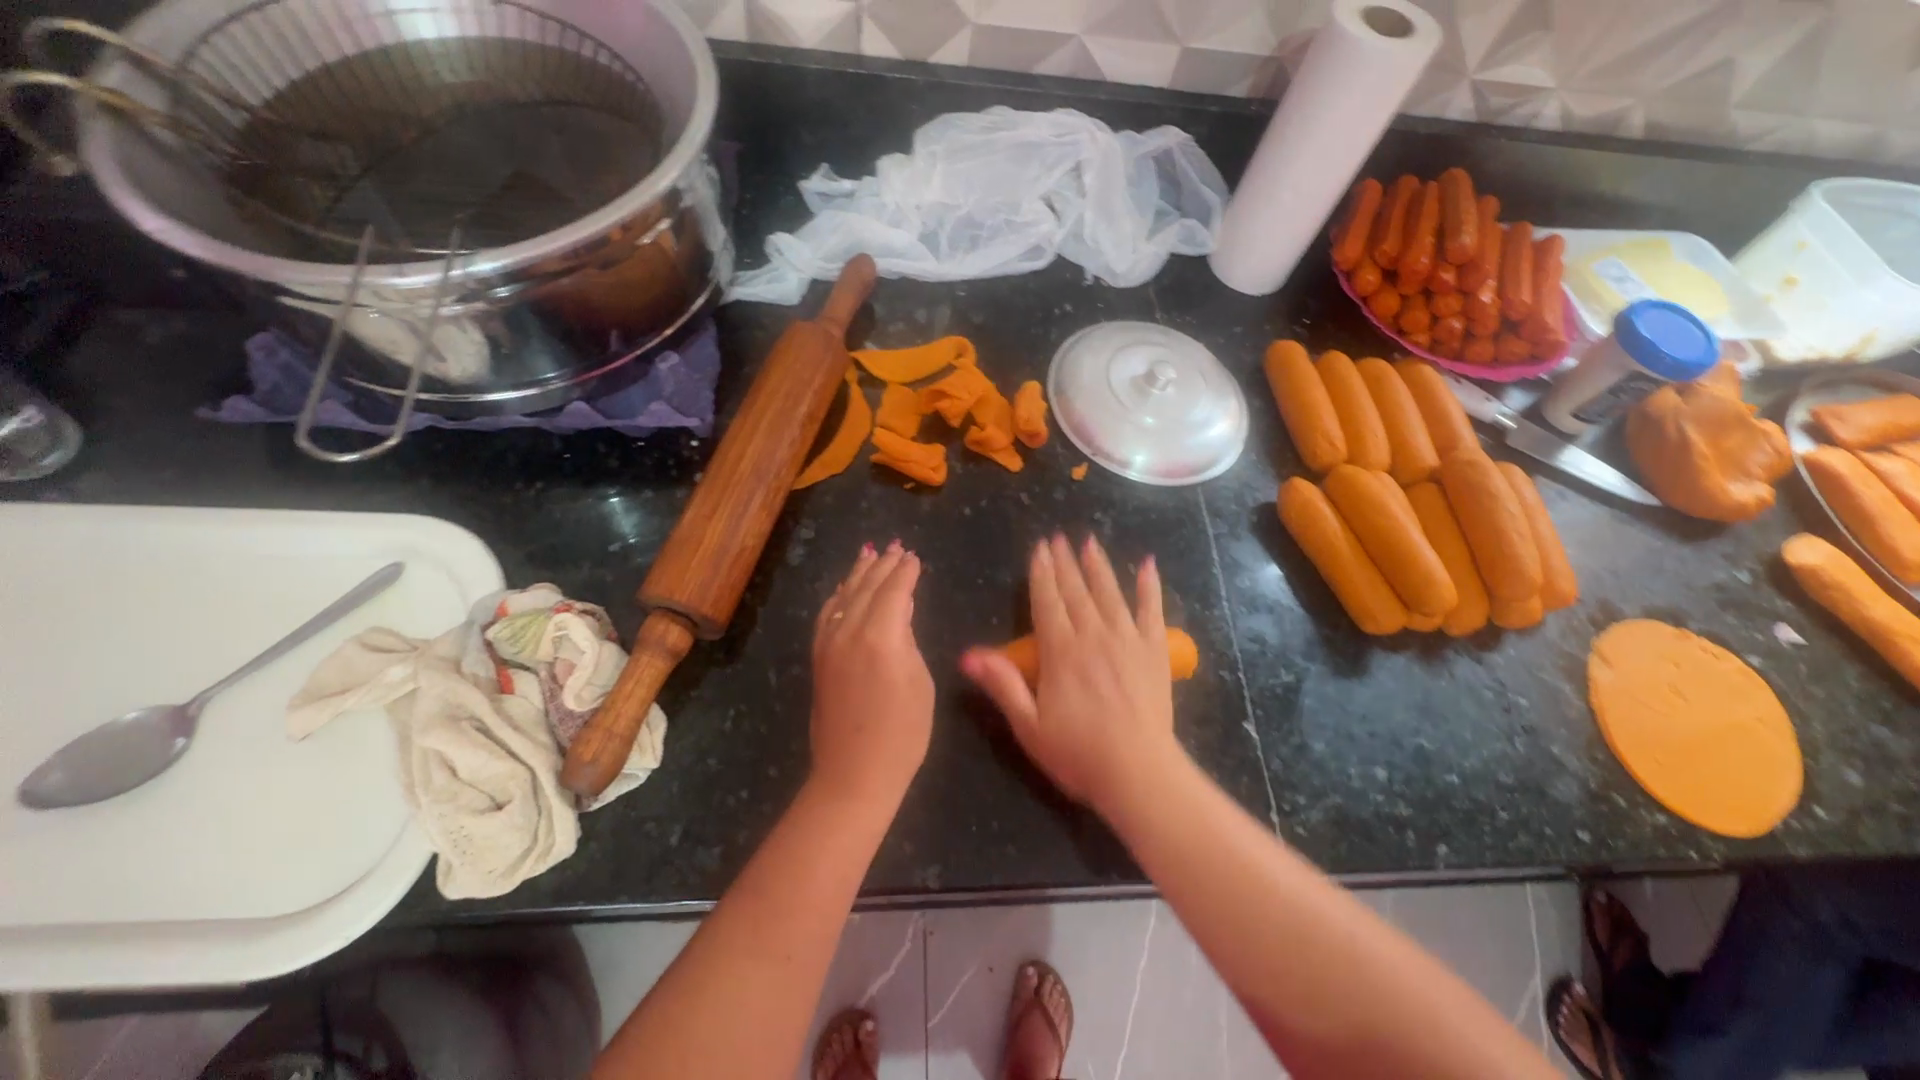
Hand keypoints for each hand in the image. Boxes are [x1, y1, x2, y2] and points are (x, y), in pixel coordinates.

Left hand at [810, 541, 933, 804]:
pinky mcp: (818, 658)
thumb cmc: (903, 733)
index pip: (896, 590)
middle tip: (896, 547)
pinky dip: (838, 597)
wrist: (854, 772)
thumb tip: (898, 619)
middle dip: (883, 565)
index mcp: (882, 634)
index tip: (914, 556)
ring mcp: (829, 643)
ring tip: (869, 555)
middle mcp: (850, 630)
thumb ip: (908, 641)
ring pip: (844, 596)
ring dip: (858, 575)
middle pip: (868, 587)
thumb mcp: (920, 682)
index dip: (906, 571)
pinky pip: (827, 615)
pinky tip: (843, 591)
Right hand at [961, 535, 1180, 811]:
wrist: (1138, 772)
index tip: (1038, 548)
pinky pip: (1151, 610)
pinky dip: (1149, 586)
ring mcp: (1128, 641)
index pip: (1047, 602)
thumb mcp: (1028, 725)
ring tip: (1089, 542)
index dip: (1041, 573)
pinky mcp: (1155, 652)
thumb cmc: (1077, 753)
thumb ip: (1002, 684)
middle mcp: (1094, 636)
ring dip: (1098, 566)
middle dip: (1065, 562)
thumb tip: (967, 654)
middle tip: (1058, 537)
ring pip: (1110, 593)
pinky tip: (1147, 565)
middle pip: (1076, 591)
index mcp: (1060, 652)